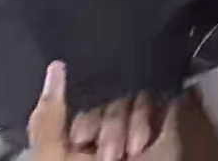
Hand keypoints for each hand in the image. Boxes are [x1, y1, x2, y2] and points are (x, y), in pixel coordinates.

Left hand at [28, 62, 164, 160]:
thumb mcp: (55, 159)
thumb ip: (50, 119)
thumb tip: (55, 65)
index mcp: (76, 141)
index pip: (87, 103)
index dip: (85, 121)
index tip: (81, 140)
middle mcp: (107, 129)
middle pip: (114, 98)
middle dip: (112, 124)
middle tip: (110, 155)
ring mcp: (139, 124)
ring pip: (138, 96)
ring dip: (133, 124)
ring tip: (132, 151)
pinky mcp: (167, 120)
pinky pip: (165, 97)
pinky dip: (154, 117)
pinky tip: (148, 138)